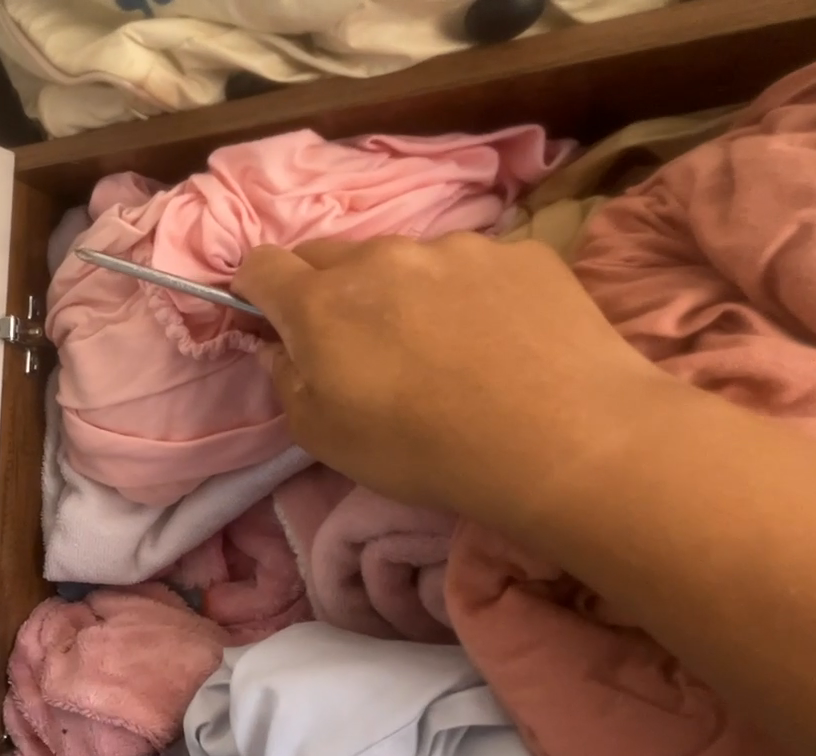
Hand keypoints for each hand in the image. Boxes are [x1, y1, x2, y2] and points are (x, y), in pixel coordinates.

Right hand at [231, 235, 663, 518]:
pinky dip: (458, 294)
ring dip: (393, 291)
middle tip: (348, 343)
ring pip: (398, 260)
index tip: (267, 320)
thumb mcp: (319, 435)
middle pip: (325, 254)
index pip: (261, 264)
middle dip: (320, 290)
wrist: (561, 438)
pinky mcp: (519, 253)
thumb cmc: (416, 447)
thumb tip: (278, 348)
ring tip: (431, 346)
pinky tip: (488, 340)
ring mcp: (454, 248)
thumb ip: (285, 380)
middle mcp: (379, 258)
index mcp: (319, 303)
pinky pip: (465, 266)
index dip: (253, 289)